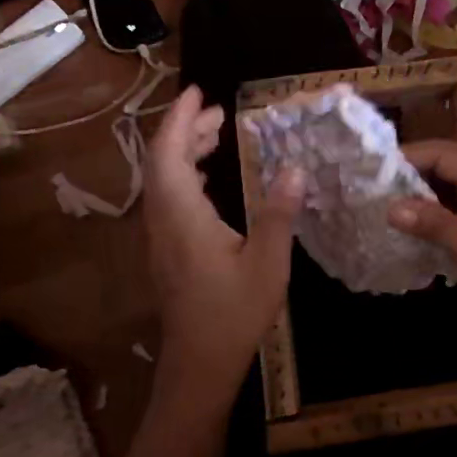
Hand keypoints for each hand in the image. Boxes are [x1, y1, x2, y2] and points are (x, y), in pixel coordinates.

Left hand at [144, 85, 302, 400]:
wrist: (200, 363)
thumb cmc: (234, 312)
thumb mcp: (267, 263)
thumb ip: (278, 213)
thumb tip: (295, 168)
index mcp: (183, 216)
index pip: (168, 153)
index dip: (181, 119)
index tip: (201, 93)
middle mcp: (163, 220)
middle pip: (162, 161)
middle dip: (186, 130)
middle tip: (220, 113)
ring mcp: (161, 237)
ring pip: (163, 180)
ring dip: (185, 152)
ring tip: (218, 135)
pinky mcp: (167, 251)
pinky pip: (169, 198)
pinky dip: (186, 175)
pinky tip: (211, 179)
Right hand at [390, 139, 456, 336]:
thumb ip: (433, 223)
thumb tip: (390, 207)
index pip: (445, 153)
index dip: (409, 156)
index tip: (372, 167)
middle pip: (448, 166)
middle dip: (412, 174)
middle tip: (374, 186)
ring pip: (452, 188)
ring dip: (423, 195)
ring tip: (386, 203)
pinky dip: (437, 213)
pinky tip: (414, 225)